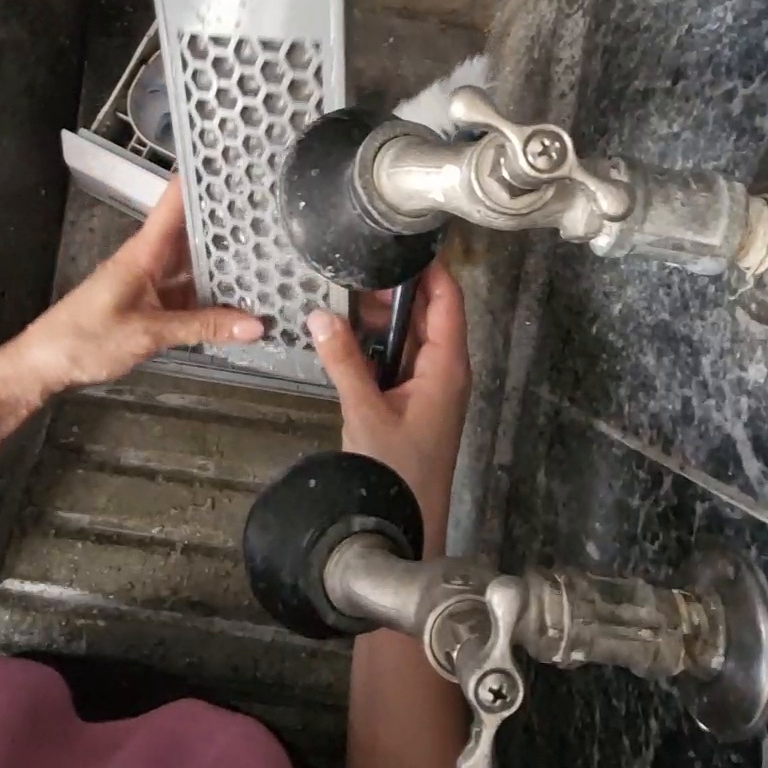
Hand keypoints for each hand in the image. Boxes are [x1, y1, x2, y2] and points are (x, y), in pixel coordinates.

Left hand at [14, 178, 263, 392]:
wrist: (45, 365)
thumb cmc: (88, 338)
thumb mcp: (149, 333)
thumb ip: (204, 327)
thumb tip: (257, 326)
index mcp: (145, 251)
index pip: (176, 201)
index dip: (203, 179)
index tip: (240, 167)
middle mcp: (151, 260)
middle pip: (194, 234)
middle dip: (230, 225)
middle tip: (275, 217)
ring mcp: (152, 284)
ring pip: (195, 267)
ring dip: (225, 266)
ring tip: (271, 258)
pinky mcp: (152, 306)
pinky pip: (189, 295)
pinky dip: (213, 299)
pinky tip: (241, 303)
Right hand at [306, 263, 469, 555]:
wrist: (403, 526)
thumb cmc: (396, 471)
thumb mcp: (365, 411)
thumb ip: (343, 360)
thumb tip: (319, 315)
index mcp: (446, 366)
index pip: (448, 300)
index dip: (432, 268)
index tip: (403, 241)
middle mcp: (445, 370)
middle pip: (431, 314)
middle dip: (398, 291)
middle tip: (358, 269)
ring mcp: (431, 387)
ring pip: (412, 337)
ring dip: (385, 319)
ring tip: (347, 297)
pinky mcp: (415, 402)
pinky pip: (400, 359)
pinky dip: (379, 345)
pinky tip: (349, 337)